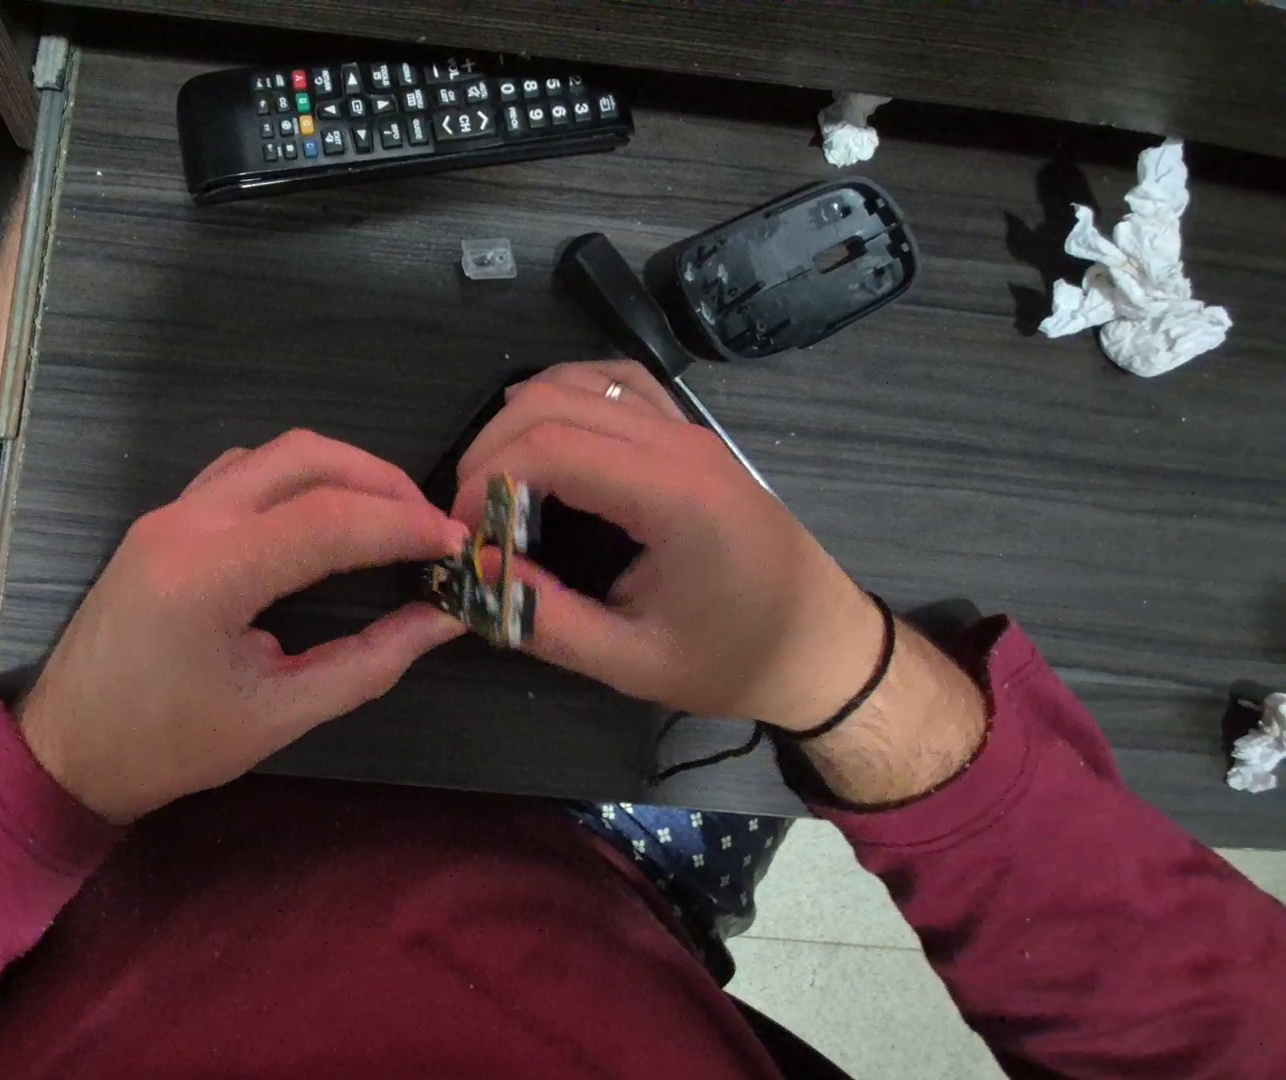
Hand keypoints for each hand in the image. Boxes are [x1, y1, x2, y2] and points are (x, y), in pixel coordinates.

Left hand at [18, 430, 468, 823]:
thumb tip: (442, 620)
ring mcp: (169, 512)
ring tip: (388, 516)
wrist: (67, 748)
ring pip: (272, 454)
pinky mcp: (164, 518)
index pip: (328, 520)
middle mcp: (186, 522)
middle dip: (380, 481)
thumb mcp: (279, 715)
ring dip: (340, 471)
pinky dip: (298, 479)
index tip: (456, 545)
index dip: (403, 526)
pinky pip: (243, 470)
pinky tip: (324, 516)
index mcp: (209, 576)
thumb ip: (369, 663)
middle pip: (304, 457)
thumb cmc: (169, 746)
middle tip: (428, 524)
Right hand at [451, 360, 882, 730]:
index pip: (551, 446)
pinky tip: (546, 433)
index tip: (464, 530)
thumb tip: (479, 572)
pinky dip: (566, 395)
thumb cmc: (732, 659)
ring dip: (520, 420)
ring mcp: (688, 429)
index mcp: (672, 497)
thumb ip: (548, 621)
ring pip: (579, 381)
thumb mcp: (632, 663)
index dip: (486, 479)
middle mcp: (679, 444)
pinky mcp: (688, 434)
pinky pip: (617, 383)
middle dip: (489, 450)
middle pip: (552, 401)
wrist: (821, 646)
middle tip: (470, 512)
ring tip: (499, 481)